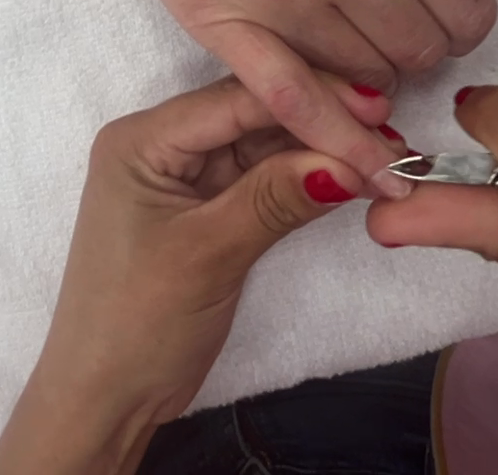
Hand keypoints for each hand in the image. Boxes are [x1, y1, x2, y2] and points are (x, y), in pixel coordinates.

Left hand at [0, 78, 368, 474]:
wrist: (106, 396)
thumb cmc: (140, 320)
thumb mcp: (208, 254)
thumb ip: (274, 198)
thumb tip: (351, 160)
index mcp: (142, 138)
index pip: (232, 100)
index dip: (304, 101)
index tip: (375, 110)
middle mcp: (161, 142)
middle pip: (247, 115)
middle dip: (317, 124)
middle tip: (391, 131)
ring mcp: (183, 172)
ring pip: (258, 145)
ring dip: (316, 150)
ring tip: (386, 152)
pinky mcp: (203, 202)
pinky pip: (257, 176)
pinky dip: (300, 178)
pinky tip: (347, 174)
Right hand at [72, 0, 495, 198]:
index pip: (466, 10)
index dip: (457, 27)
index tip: (436, 25)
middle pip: (419, 54)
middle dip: (412, 55)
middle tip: (382, 37)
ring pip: (365, 83)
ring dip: (366, 80)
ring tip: (339, 50)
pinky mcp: (225, 26)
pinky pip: (295, 102)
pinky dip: (339, 144)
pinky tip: (370, 169)